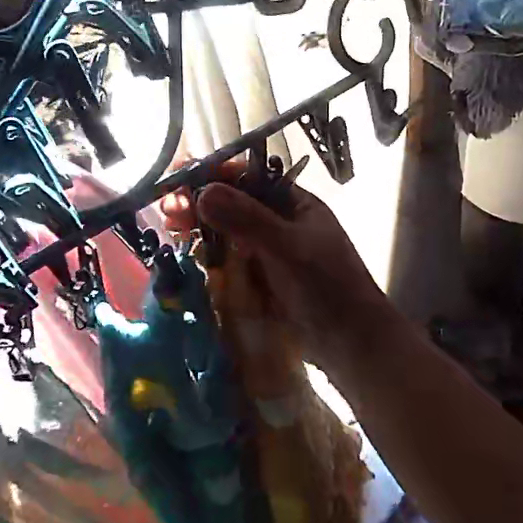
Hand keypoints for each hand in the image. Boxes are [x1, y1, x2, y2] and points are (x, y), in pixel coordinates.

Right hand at [171, 173, 402, 378]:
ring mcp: (268, 255)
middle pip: (233, 204)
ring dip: (201, 227)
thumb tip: (203, 191)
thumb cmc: (328, 287)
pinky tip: (188, 253)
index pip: (249, 179)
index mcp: (294, 205)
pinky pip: (228, 262)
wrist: (353, 347)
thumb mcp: (287, 247)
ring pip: (227, 233)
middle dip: (202, 202)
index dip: (216, 174)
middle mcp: (279, 224)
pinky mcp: (259, 283)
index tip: (183, 176)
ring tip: (172, 226)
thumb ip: (247, 219)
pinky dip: (209, 255)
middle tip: (169, 207)